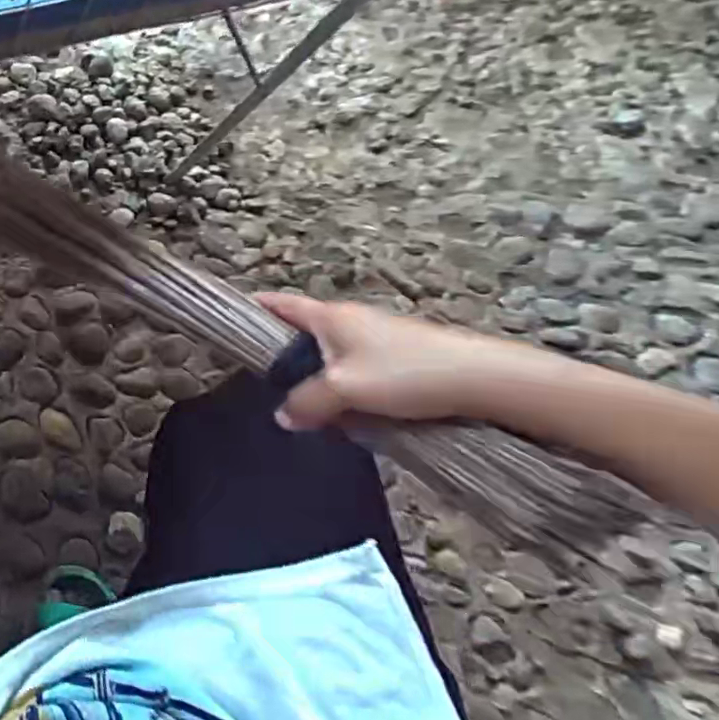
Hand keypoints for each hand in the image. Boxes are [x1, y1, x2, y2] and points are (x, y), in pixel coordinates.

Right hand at [256, 292, 571, 430]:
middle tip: (268, 380)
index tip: (231, 318)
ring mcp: (378, 335)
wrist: (488, 380)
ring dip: (318, 374)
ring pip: (332, 352)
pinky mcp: (402, 355)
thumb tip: (282, 417)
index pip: (279, 302)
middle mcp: (350, 319)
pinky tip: (353, 410)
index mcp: (328, 316)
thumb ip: (307, 402)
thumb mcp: (344, 389)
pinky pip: (357, 366)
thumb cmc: (406, 373)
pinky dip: (346, 383)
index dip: (253, 307)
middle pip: (303, 330)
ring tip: (311, 404)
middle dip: (284, 352)